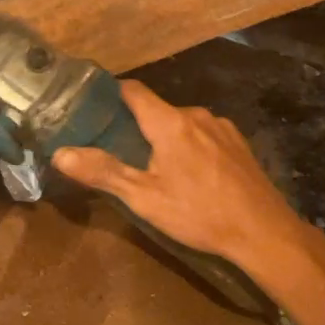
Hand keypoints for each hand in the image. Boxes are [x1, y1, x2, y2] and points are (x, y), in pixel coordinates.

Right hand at [51, 80, 308, 269]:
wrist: (264, 233)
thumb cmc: (199, 214)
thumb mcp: (144, 198)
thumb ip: (103, 172)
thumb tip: (60, 153)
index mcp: (170, 122)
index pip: (133, 91)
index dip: (110, 94)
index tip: (90, 106)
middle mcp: (196, 115)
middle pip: (156, 109)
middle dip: (136, 125)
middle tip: (117, 150)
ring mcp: (221, 128)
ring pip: (180, 123)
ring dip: (164, 138)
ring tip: (152, 167)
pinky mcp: (238, 144)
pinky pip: (202, 135)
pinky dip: (188, 146)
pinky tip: (189, 175)